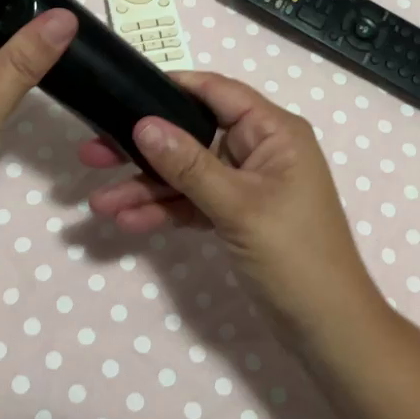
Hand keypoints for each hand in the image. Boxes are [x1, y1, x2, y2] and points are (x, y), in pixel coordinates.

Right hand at [81, 73, 382, 334]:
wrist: (327, 329)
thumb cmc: (294, 255)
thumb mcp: (238, 206)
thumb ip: (188, 165)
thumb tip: (143, 124)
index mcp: (274, 132)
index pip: (217, 93)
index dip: (172, 88)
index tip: (124, 91)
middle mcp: (260, 150)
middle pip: (193, 135)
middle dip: (144, 148)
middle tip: (92, 154)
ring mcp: (247, 185)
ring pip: (187, 174)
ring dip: (146, 188)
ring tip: (99, 204)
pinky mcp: (236, 217)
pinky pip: (193, 203)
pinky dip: (165, 211)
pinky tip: (128, 222)